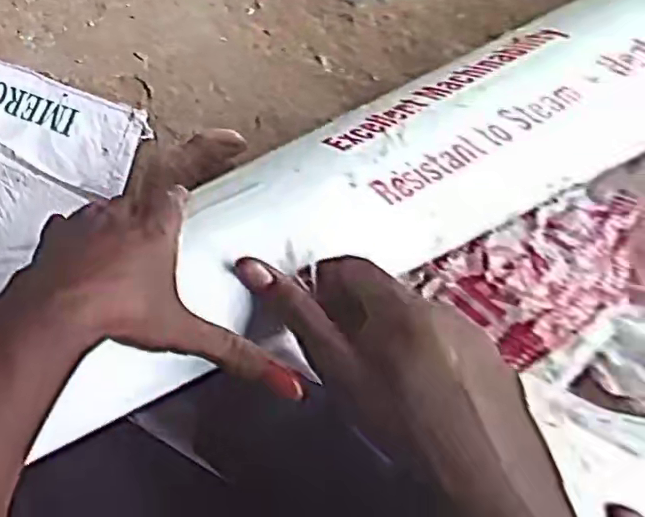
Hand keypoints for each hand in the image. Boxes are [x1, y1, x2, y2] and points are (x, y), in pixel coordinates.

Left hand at [0, 130, 305, 401]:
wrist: (56, 307)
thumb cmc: (111, 310)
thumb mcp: (182, 331)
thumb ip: (236, 351)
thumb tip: (282, 378)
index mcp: (153, 229)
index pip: (180, 184)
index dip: (202, 159)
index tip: (222, 144)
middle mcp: (117, 215)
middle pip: (144, 182)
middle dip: (163, 182)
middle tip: (175, 182)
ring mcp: (84, 219)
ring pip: (110, 206)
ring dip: (125, 218)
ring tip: (134, 246)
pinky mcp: (58, 230)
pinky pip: (77, 222)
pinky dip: (88, 233)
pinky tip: (95, 253)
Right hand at [235, 256, 572, 516]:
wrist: (491, 492)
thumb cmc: (412, 431)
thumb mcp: (333, 363)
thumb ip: (293, 308)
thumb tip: (256, 271)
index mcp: (404, 306)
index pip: (344, 264)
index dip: (318, 285)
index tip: (310, 311)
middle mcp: (447, 316)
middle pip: (379, 290)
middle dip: (350, 311)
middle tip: (337, 348)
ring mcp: (480, 345)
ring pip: (411, 318)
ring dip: (385, 334)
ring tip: (374, 375)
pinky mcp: (500, 372)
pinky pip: (444, 343)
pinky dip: (421, 356)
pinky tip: (411, 392)